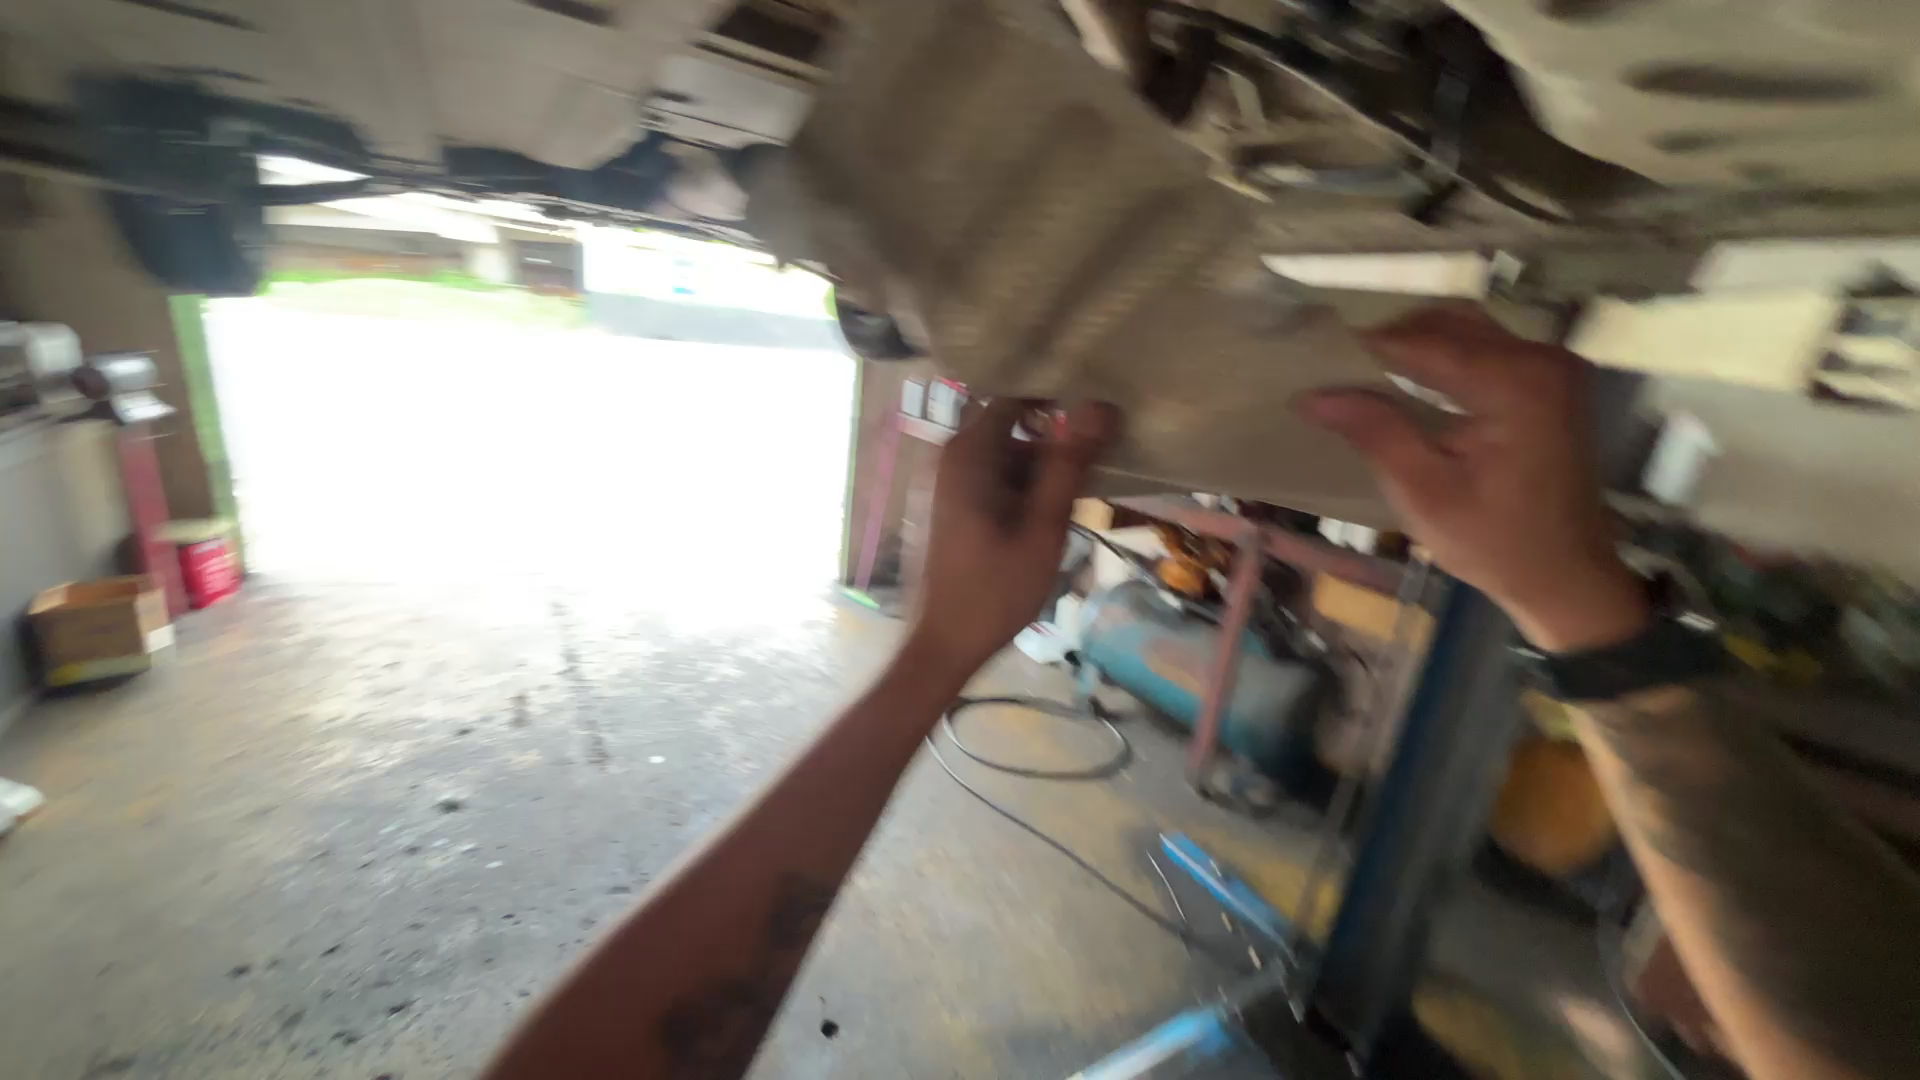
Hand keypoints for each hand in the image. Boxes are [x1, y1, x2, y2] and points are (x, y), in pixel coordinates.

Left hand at [907, 397, 1117, 675]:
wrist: (947, 641)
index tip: (1099, 407)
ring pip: (1010, 455)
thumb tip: (1099, 406)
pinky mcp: (958, 504)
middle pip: (1015, 426)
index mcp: (969, 453)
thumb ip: (1068, 465)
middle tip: (1104, 452)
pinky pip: (999, 478)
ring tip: (1089, 483)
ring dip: (1046, 466)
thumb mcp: (1043, 527)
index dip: (1059, 396)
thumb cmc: (996, 588)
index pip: (1018, 397)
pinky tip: (1058, 510)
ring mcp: (953, 481)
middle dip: (1057, 437)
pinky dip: (1028, 486)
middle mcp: (954, 457)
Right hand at [1298, 305, 1649, 651]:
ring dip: (1412, 344)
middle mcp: (1541, 360)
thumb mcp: (1423, 491)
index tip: (1312, 360)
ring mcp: (1550, 367)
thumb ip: (1375, 432)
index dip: (1362, 350)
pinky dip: (1439, 356)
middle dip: (1388, 339)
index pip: (1422, 345)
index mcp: (1515, 383)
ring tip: (1361, 375)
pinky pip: (1483, 348)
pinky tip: (1405, 382)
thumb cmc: (1492, 540)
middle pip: (1448, 322)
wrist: (1564, 574)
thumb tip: (1312, 395)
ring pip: (1465, 328)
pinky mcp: (1548, 382)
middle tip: (1335, 369)